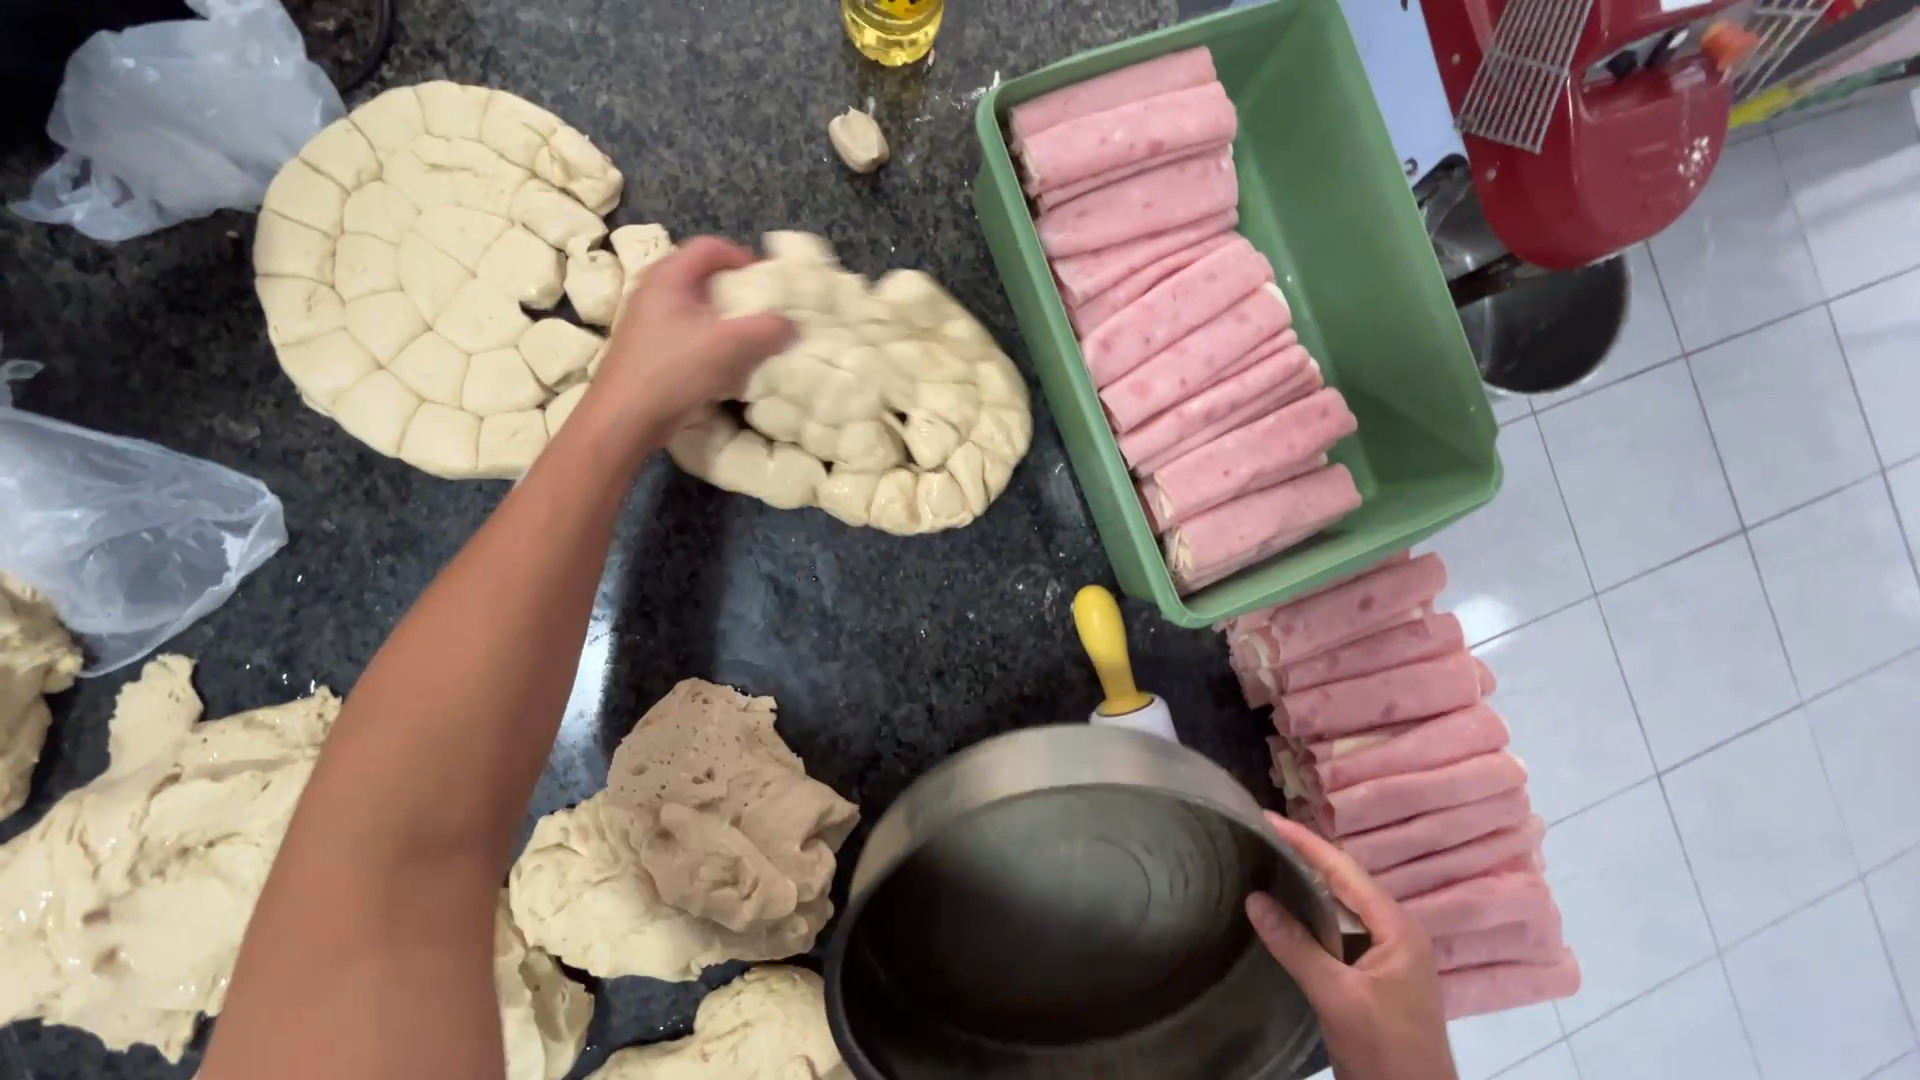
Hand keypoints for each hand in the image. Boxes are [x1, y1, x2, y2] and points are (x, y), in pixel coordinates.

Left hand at [580, 236, 794, 438]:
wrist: (625, 418)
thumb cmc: (673, 370)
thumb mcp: (729, 345)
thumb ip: (766, 330)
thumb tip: (790, 325)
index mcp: (669, 276)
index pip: (711, 247)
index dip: (744, 258)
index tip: (770, 282)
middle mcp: (655, 291)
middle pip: (706, 278)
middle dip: (740, 294)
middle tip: (766, 311)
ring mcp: (650, 322)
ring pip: (700, 310)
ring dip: (729, 323)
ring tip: (752, 342)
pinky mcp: (652, 350)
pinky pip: (691, 335)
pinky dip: (714, 344)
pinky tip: (728, 368)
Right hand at [1247, 812, 1457, 1079]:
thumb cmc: (1386, 1051)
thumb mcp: (1337, 997)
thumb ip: (1296, 946)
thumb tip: (1253, 897)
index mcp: (1398, 928)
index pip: (1344, 870)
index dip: (1305, 841)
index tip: (1267, 817)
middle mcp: (1396, 932)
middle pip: (1345, 881)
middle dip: (1305, 855)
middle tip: (1262, 835)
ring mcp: (1387, 955)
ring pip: (1342, 905)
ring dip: (1307, 884)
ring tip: (1267, 862)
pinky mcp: (1374, 975)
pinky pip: (1339, 929)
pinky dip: (1311, 914)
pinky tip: (1285, 912)